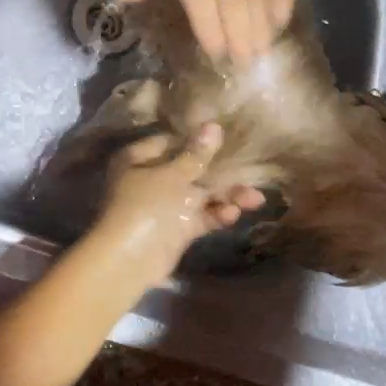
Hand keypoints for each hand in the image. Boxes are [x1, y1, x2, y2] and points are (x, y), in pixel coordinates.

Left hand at [88, 123, 265, 276]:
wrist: (130, 259)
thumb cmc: (147, 206)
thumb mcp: (173, 176)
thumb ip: (197, 155)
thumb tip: (214, 126)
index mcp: (138, 159)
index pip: (171, 142)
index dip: (197, 140)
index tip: (226, 137)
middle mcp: (150, 179)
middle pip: (189, 170)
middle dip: (220, 173)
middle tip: (251, 170)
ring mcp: (163, 205)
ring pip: (199, 195)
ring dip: (225, 196)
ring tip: (256, 198)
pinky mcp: (175, 229)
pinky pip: (199, 216)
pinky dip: (216, 214)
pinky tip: (234, 214)